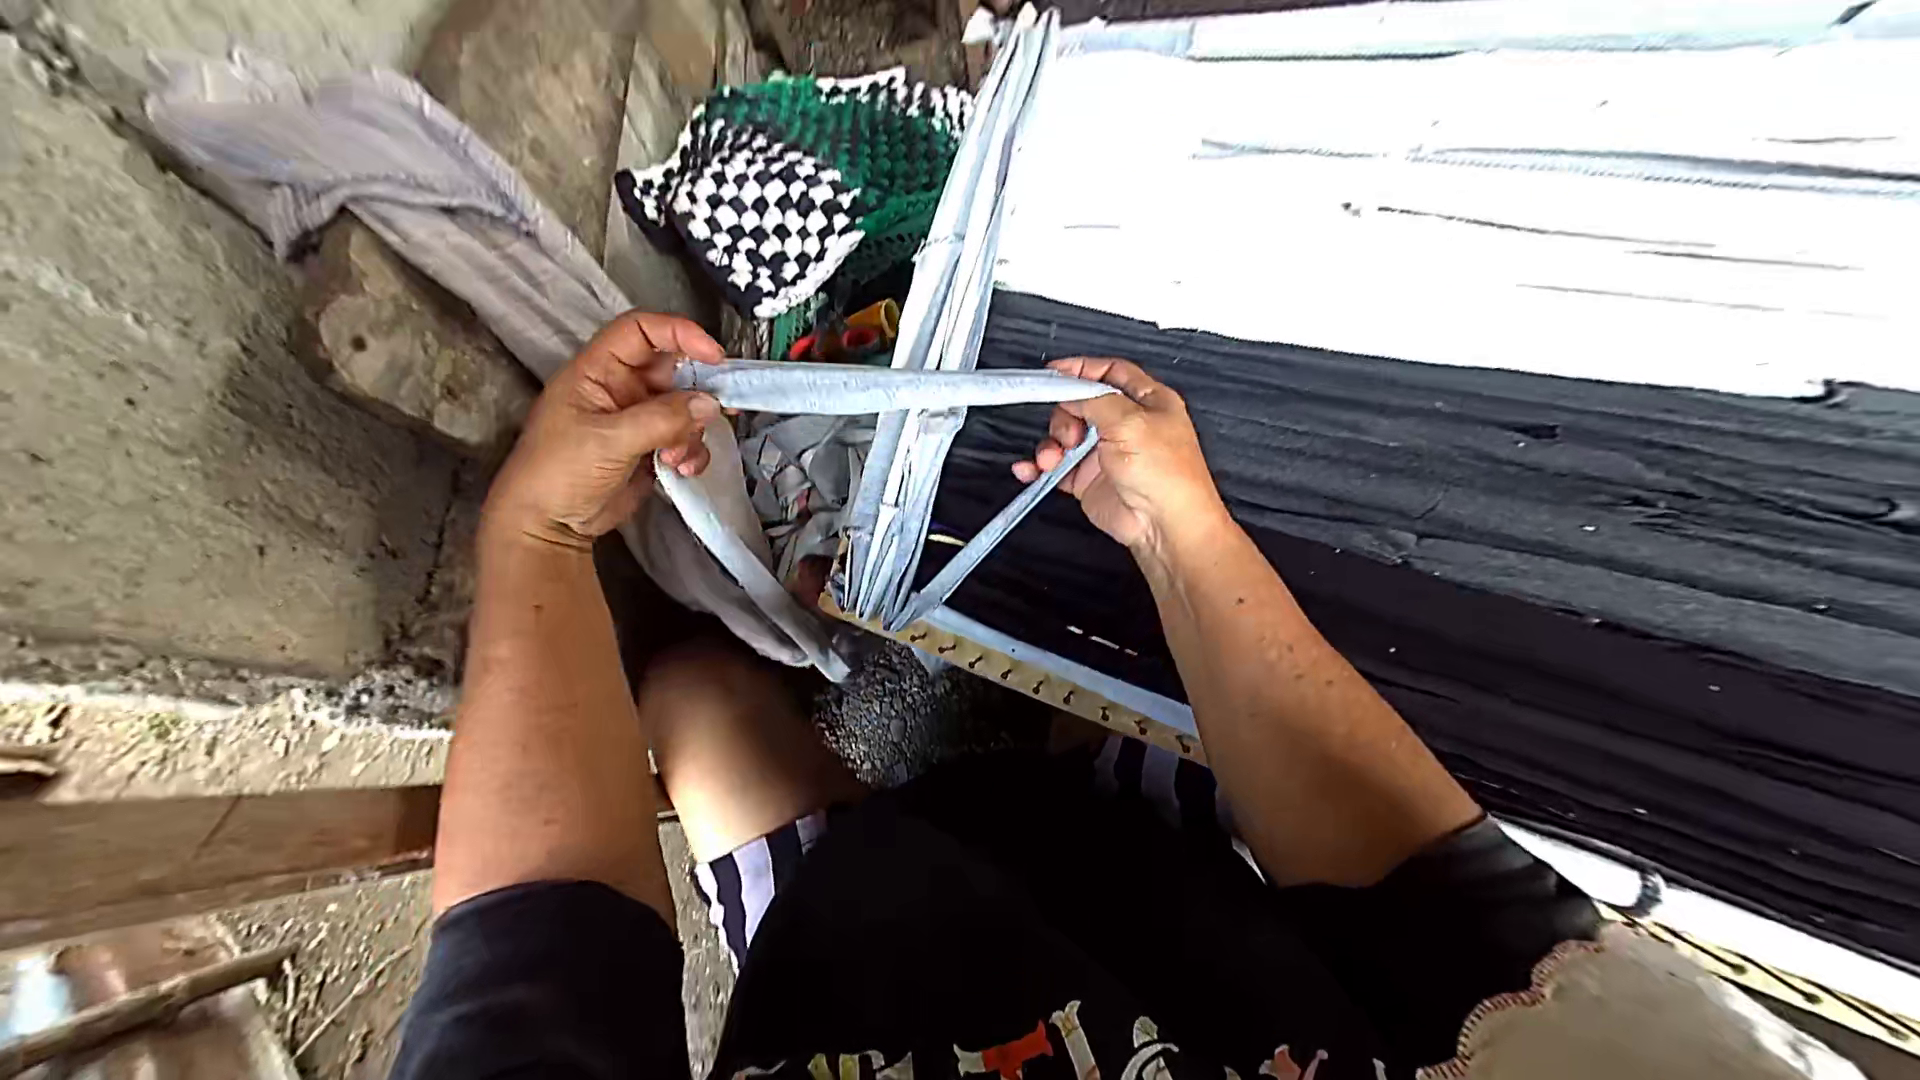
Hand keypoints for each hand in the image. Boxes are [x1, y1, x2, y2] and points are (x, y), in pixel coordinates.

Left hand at [482, 311, 724, 552]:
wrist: (549, 525)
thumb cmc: (560, 472)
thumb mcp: (608, 440)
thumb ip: (662, 419)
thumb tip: (710, 404)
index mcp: (599, 371)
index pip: (642, 331)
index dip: (680, 334)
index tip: (715, 357)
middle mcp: (622, 389)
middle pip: (674, 370)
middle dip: (698, 391)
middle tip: (720, 409)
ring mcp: (639, 418)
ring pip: (687, 408)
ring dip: (693, 431)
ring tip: (678, 457)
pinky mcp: (652, 447)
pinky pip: (687, 438)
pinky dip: (693, 452)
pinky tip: (680, 470)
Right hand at [1012, 357, 1227, 554]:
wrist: (1163, 524)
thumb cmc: (1165, 474)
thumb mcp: (1130, 421)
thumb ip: (1095, 399)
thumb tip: (1070, 390)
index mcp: (1146, 402)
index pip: (1110, 373)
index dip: (1082, 370)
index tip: (1054, 372)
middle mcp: (1125, 425)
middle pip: (1079, 405)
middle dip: (1064, 415)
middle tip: (1069, 432)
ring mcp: (1105, 453)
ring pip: (1064, 436)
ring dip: (1050, 444)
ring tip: (1052, 458)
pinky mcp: (1088, 479)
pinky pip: (1055, 468)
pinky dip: (1040, 468)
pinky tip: (1031, 470)